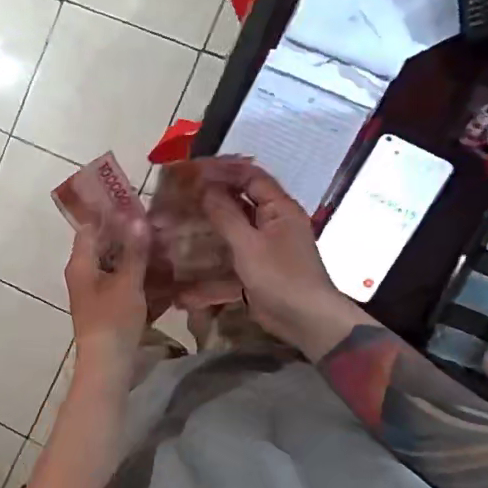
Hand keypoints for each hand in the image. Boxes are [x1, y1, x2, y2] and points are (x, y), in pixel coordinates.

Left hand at [64, 218, 154, 365]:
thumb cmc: (112, 319)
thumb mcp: (126, 282)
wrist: (107, 363)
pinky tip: (162, 271)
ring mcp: (94, 291)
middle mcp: (83, 274)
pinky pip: (122, 283)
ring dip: (135, 256)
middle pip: (103, 246)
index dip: (109, 216)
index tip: (134, 204)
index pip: (89, 229)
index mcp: (80, 264)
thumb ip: (133, 252)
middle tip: (156, 222)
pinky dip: (137, 276)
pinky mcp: (107, 306)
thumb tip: (136, 219)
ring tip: (164, 242)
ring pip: (114, 265)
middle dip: (127, 236)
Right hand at [199, 165, 368, 356]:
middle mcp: (274, 220)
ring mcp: (266, 241)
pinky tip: (192, 241)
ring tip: (182, 209)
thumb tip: (206, 189)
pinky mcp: (257, 260)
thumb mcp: (248, 244)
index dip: (224, 169)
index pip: (251, 177)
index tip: (193, 168)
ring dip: (212, 213)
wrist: (305, 319)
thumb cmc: (280, 277)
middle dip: (214, 189)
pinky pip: (233, 241)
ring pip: (236, 218)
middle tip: (182, 187)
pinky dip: (214, 238)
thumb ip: (225, 215)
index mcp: (280, 209)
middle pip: (243, 195)